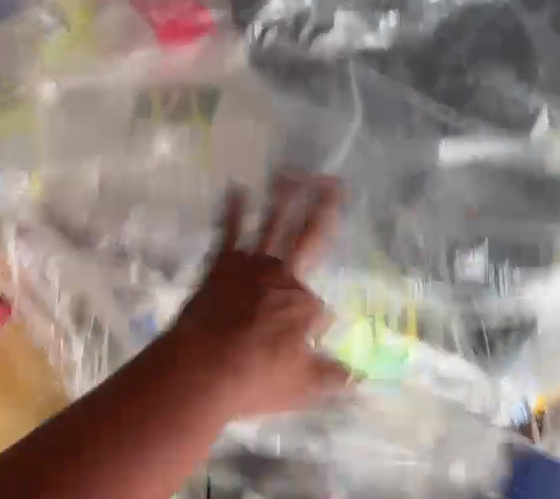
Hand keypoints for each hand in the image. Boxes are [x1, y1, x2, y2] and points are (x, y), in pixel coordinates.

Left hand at [162, 175, 350, 421]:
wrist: (202, 368)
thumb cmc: (254, 379)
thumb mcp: (302, 387)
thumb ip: (330, 377)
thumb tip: (356, 375)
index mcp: (305, 305)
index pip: (319, 310)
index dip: (314, 328)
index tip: (308, 344)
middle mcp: (283, 275)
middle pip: (309, 235)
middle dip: (323, 207)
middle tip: (334, 182)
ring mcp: (251, 264)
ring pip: (273, 222)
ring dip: (283, 196)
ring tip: (291, 172)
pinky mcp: (222, 261)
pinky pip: (230, 228)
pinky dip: (233, 208)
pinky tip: (235, 187)